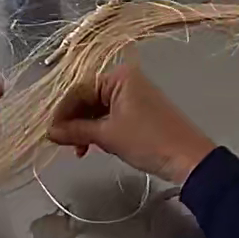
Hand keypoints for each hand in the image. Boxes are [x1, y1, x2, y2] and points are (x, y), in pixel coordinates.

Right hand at [46, 63, 215, 182]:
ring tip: (78, 149)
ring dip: (84, 129)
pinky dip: (97, 131)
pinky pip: (108, 117)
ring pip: (96, 110)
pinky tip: (91, 146)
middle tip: (61, 143)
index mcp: (119, 77)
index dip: (62, 112)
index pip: (78, 91)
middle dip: (73, 122)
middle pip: (86, 99)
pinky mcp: (138, 112)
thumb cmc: (147, 140)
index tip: (51, 133)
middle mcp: (125, 81)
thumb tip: (49, 132)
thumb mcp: (107, 135)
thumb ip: (75, 131)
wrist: (189, 159)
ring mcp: (132, 96)